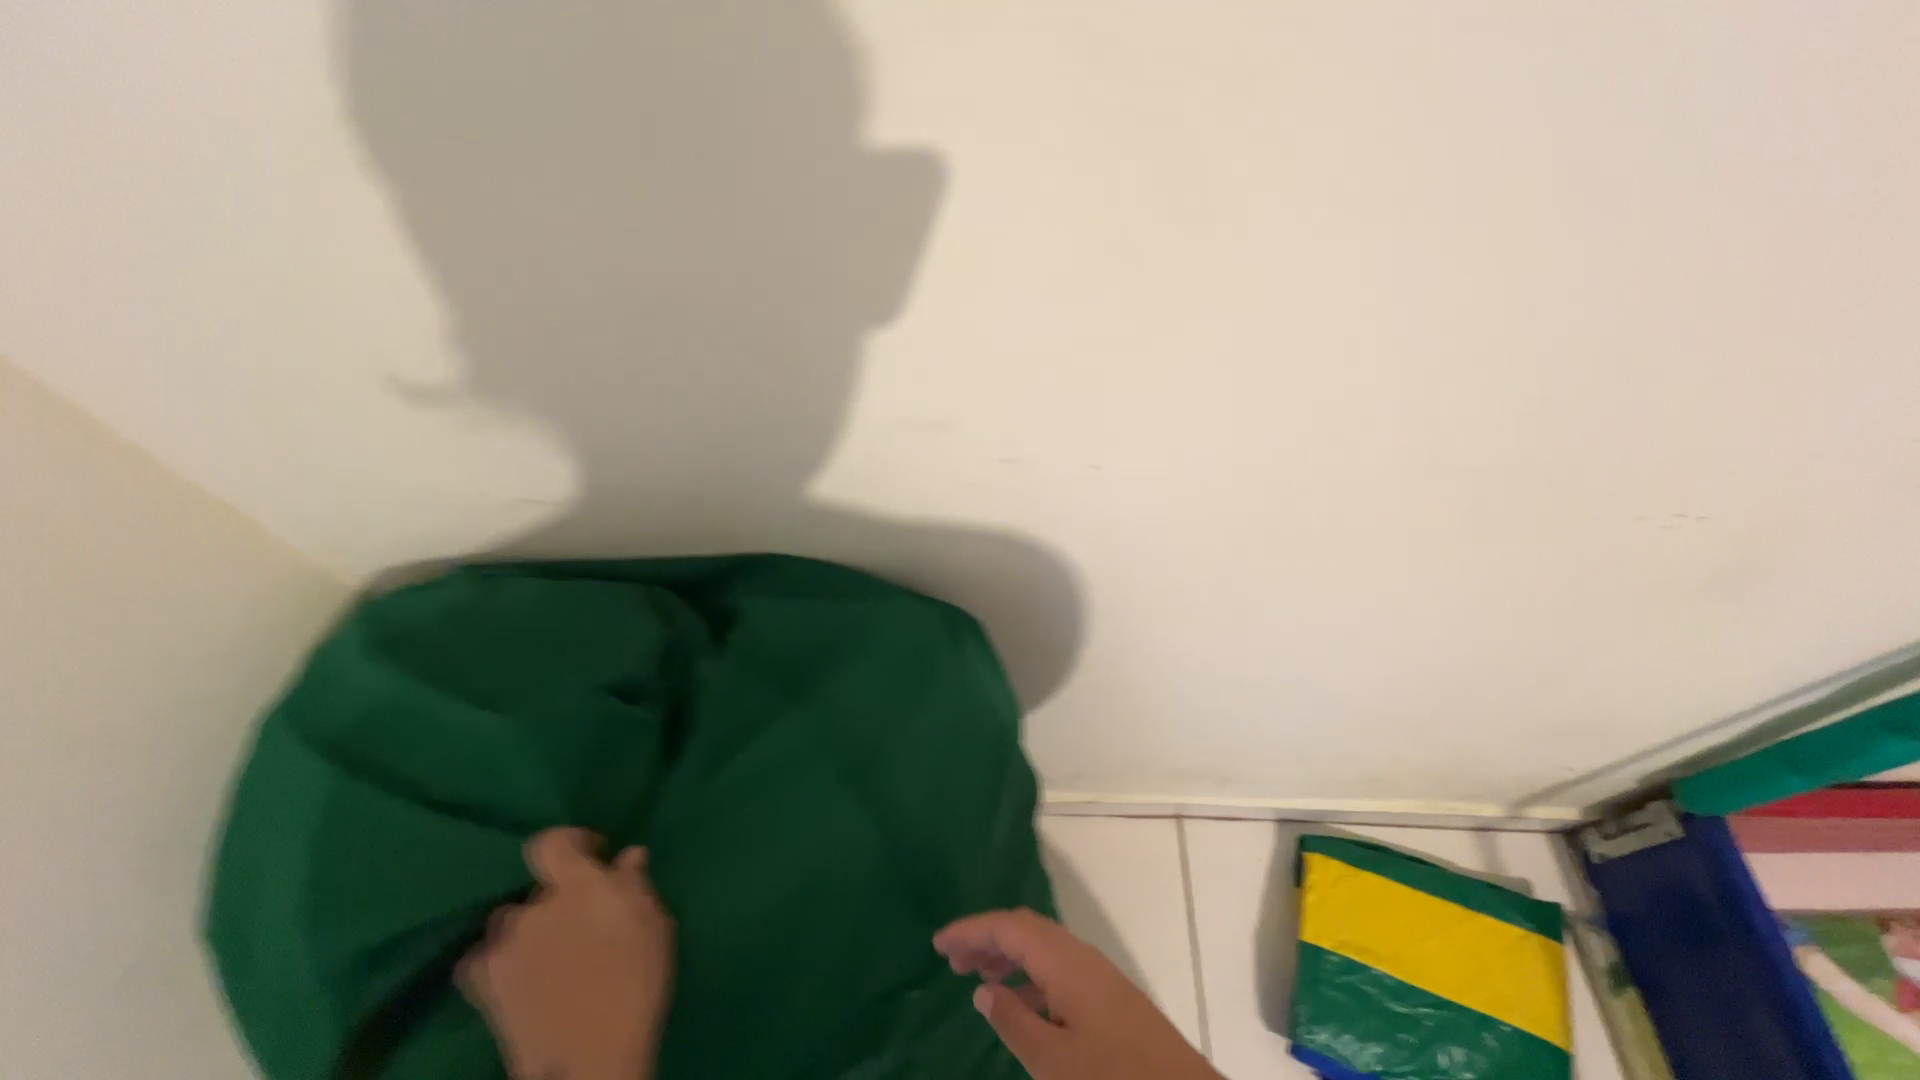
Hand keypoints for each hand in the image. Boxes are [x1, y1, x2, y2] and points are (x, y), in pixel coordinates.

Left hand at [460, 828, 674, 1079]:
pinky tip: (517, 974)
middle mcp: (535, 906)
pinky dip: (498, 959)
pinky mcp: (483, 983)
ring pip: (513, 921)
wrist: (590, 1057)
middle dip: (562, 900)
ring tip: (553, 955)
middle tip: (586, 926)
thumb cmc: (638, 985)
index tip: (593, 853)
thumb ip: (636, 887)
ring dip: (531, 929)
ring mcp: (504, 944)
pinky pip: (482, 957)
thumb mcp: (656, 927)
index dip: (569, 841)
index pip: (553, 842)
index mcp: (579, 885)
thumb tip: (627, 857)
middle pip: (541, 890)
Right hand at [934, 908, 1222, 1079]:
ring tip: (978, 977)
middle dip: (987, 937)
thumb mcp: (1053, 1061)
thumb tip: (984, 989)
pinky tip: (1020, 1002)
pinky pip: (1059, 967)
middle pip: (1027, 928)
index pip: (1009, 927)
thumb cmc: (1112, 1076)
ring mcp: (1100, 974)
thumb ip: (1014, 1021)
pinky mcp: (1110, 995)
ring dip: (1009, 954)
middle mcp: (1082, 956)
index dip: (971, 929)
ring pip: (1044, 946)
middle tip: (953, 961)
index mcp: (1065, 962)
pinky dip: (1030, 974)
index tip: (938, 943)